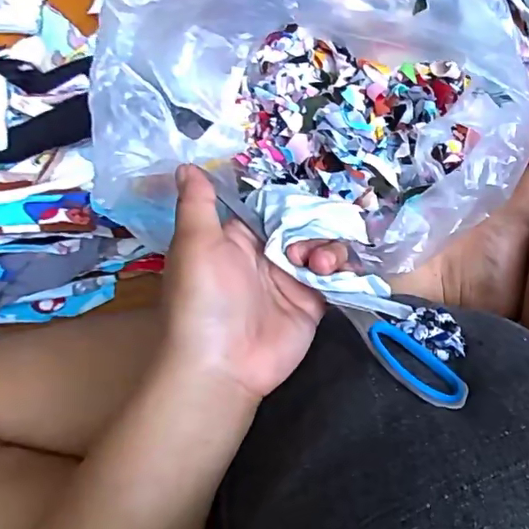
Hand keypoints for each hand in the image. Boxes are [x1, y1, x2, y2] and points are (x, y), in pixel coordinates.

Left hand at [162, 165, 324, 398]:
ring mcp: (293, 279)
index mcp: (240, 239)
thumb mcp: (195, 244)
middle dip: (314, 224)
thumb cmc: (203, 299)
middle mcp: (269, 256)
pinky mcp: (314, 300)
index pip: (273, 209)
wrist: (224, 363)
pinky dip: (341, 268)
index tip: (306, 191)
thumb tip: (186, 165)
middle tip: (304, 243)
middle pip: (305, 225)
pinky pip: (337, 275)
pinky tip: (331, 271)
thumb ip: (198, 204)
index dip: (290, 199)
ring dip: (327, 247)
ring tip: (316, 264)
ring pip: (324, 246)